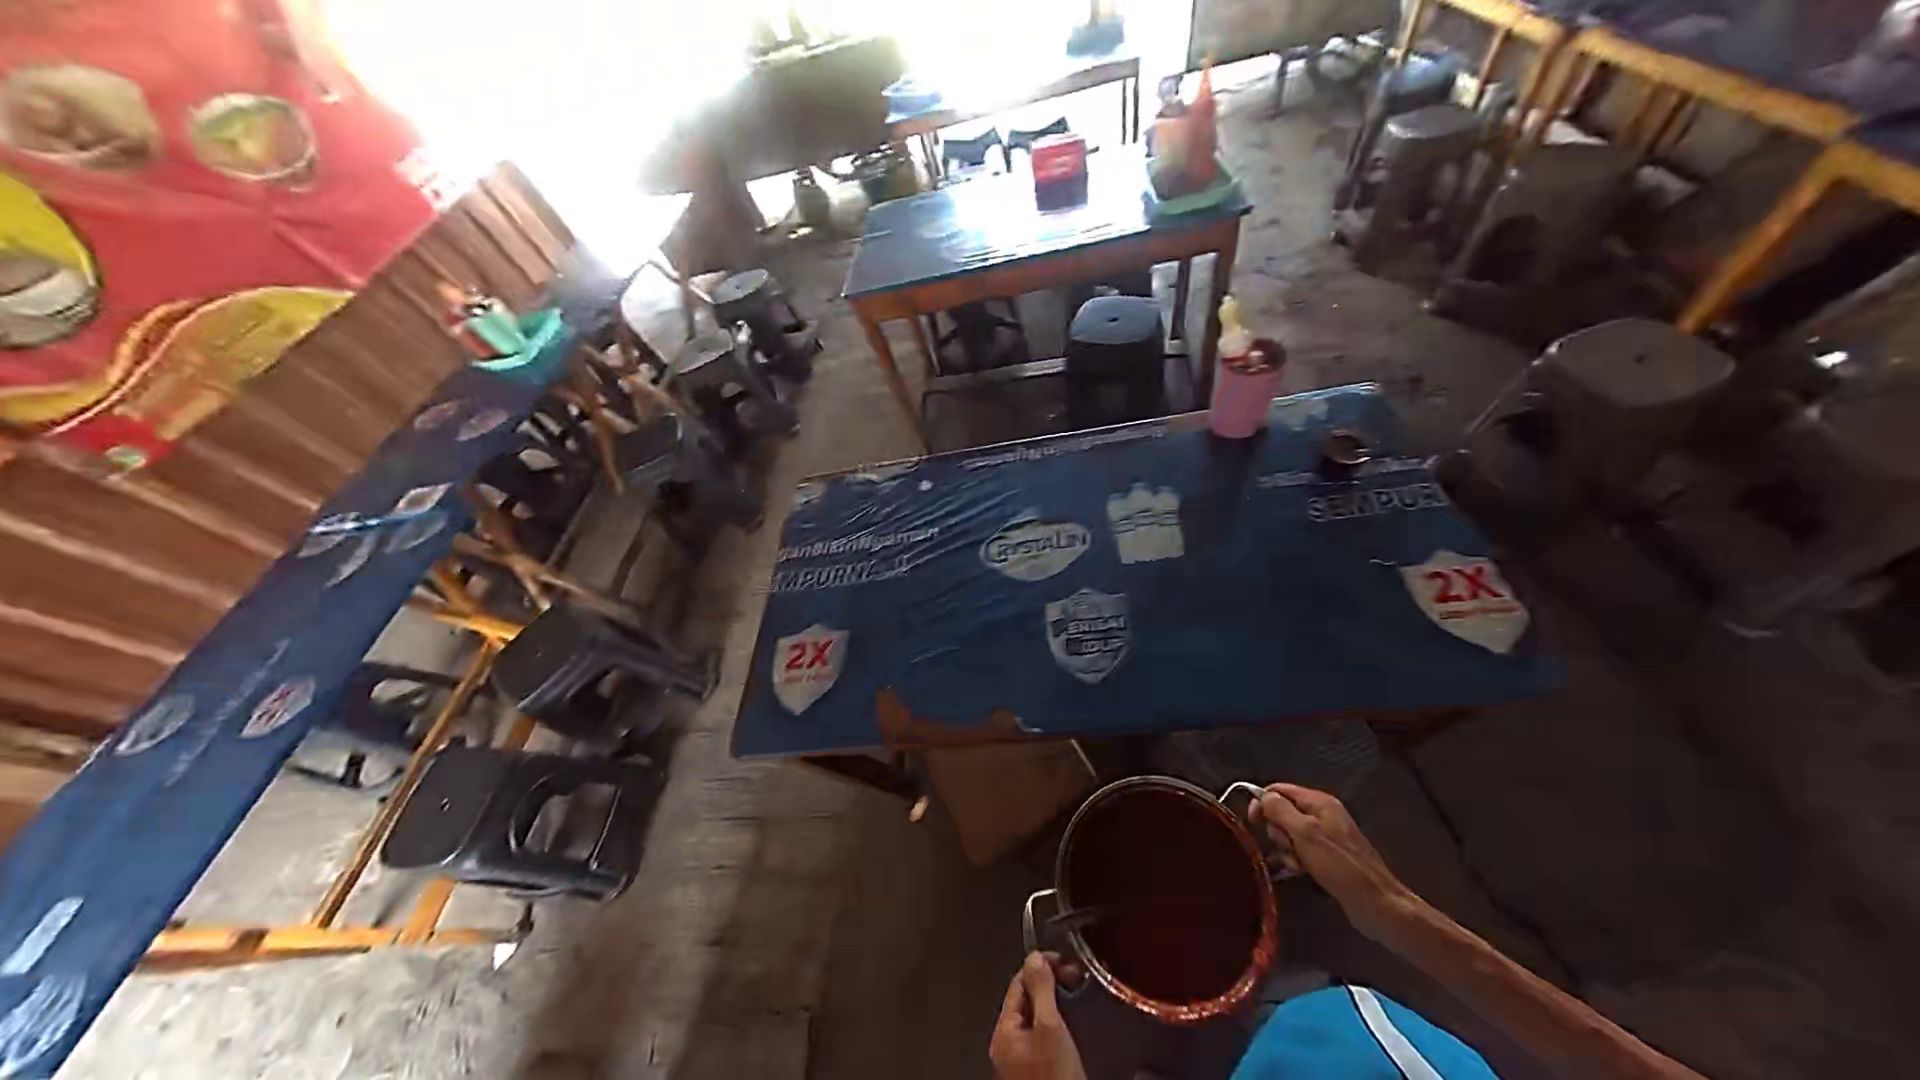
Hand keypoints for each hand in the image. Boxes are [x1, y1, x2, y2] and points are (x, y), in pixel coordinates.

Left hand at [989, 952, 1088, 1079]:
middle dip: (1050, 985)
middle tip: (1075, 979)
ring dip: (1056, 1004)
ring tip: (1077, 997)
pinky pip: (1044, 1038)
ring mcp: (1021, 1062)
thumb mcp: (1049, 1027)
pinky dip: (1059, 1025)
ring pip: (1037, 1019)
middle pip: (1027, 1001)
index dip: (1040, 967)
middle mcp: (1007, 1046)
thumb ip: (1041, 989)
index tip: (1064, 962)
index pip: (1018, 983)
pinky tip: (1073, 1026)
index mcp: (1004, 1031)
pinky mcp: (1037, 1074)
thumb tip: (1034, 956)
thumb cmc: (1055, 1077)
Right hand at [1247, 783, 1421, 942]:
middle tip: (1287, 848)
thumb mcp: (1305, 834)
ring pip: (1290, 833)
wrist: (1378, 904)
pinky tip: (1300, 871)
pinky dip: (1296, 859)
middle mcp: (1323, 814)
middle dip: (1278, 830)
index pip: (1280, 790)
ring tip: (1296, 864)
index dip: (1262, 802)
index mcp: (1320, 802)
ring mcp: (1327, 836)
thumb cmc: (1340, 866)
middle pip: (1283, 812)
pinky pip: (1301, 850)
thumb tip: (1264, 796)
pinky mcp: (1329, 856)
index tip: (1253, 822)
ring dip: (1286, 848)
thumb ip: (1281, 810)